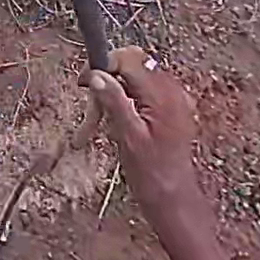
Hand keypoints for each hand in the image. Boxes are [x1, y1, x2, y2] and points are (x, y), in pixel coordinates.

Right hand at [89, 47, 208, 240]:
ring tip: (103, 116)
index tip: (85, 83)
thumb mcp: (127, 137)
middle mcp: (173, 91)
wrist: (174, 200)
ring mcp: (175, 98)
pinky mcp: (172, 107)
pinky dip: (128, 96)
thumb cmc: (150, 174)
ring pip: (137, 74)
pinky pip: (145, 88)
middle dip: (110, 76)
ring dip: (117, 87)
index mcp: (163, 96)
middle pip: (134, 62)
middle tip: (93, 103)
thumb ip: (114, 101)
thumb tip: (96, 75)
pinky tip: (120, 118)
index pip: (130, 59)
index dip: (104, 66)